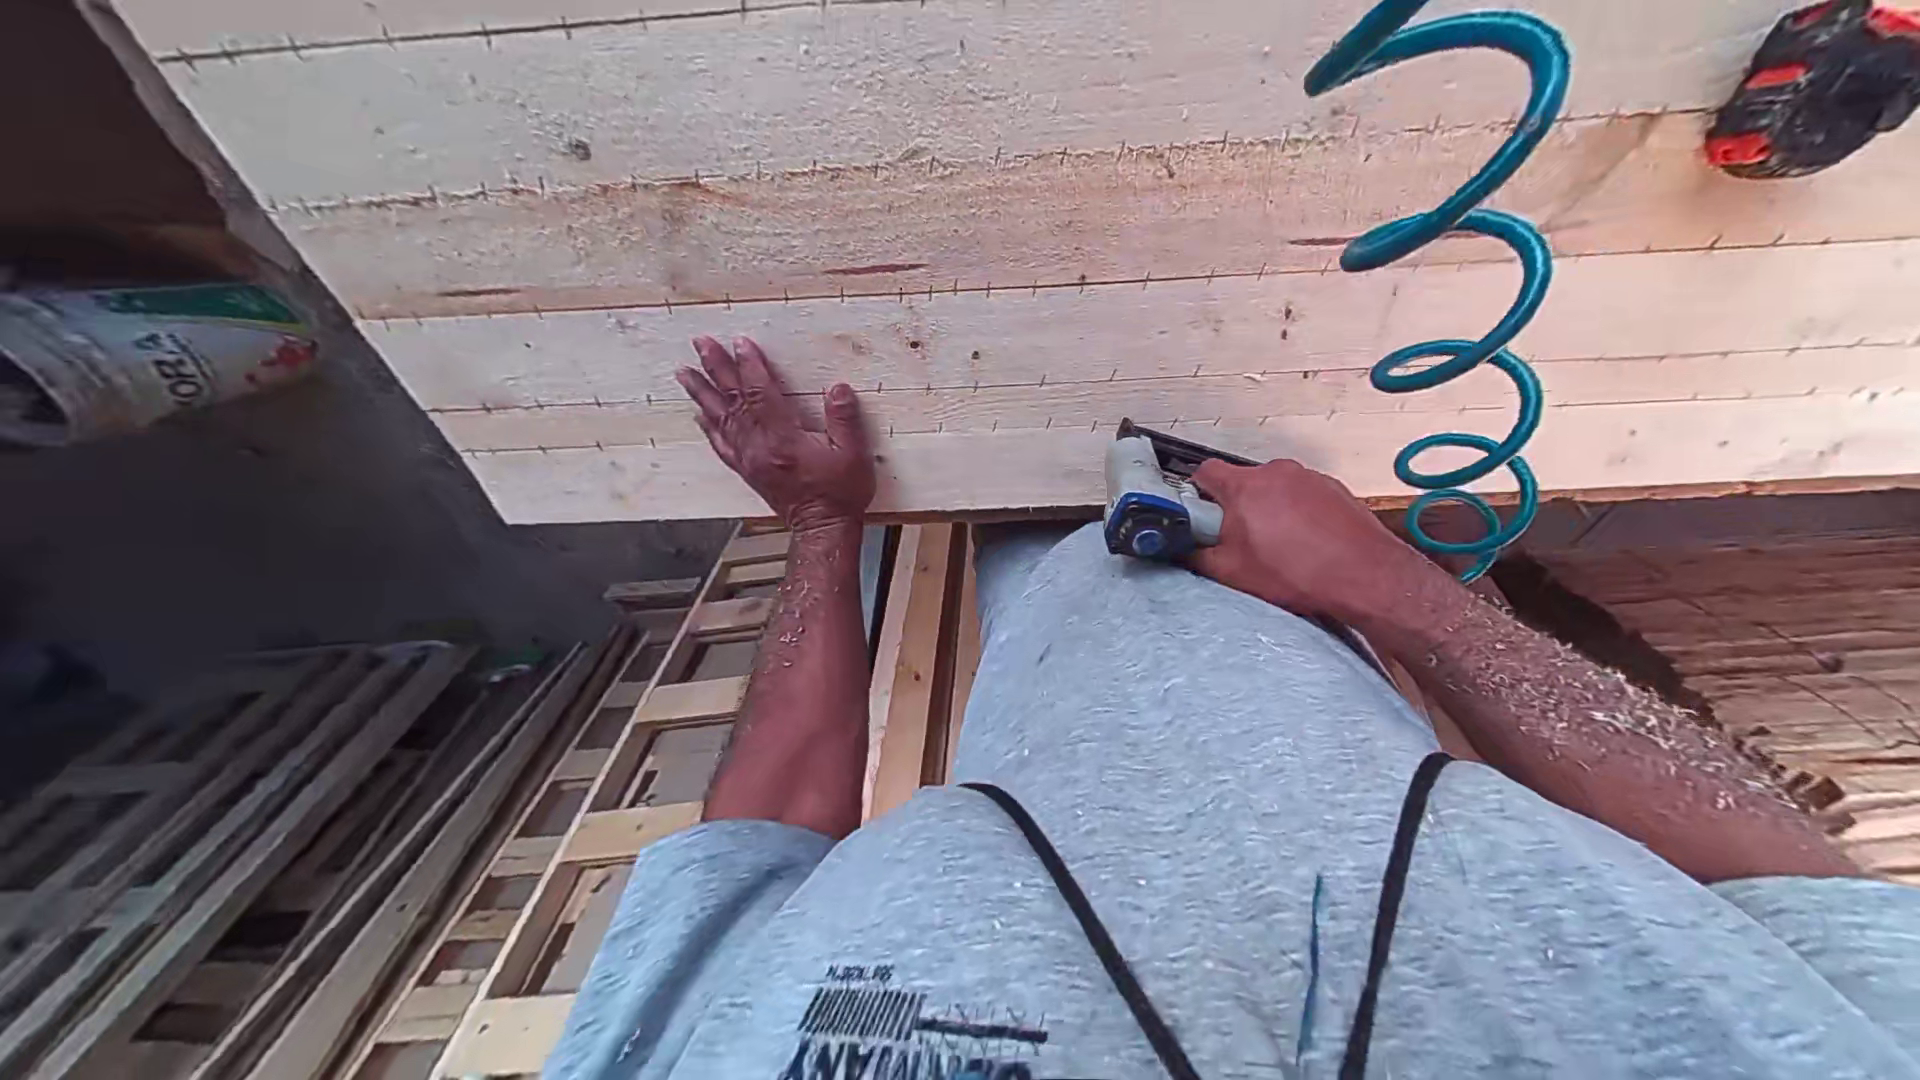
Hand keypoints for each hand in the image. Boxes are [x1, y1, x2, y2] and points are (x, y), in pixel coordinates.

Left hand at [677, 336, 874, 532]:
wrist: (823, 528)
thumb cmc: (840, 493)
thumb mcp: (854, 455)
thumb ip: (845, 420)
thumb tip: (838, 389)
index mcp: (785, 440)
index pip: (762, 394)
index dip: (751, 366)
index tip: (741, 343)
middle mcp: (760, 448)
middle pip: (734, 401)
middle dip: (716, 369)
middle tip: (701, 343)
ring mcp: (750, 460)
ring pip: (721, 420)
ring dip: (702, 393)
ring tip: (684, 372)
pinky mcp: (748, 471)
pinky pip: (721, 445)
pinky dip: (709, 427)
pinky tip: (699, 415)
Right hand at [1189, 457, 1461, 631]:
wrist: (1366, 578)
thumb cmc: (1301, 573)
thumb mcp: (1231, 572)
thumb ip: (1196, 556)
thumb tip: (1184, 550)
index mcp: (1244, 486)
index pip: (1203, 471)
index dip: (1196, 492)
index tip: (1201, 514)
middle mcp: (1276, 473)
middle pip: (1240, 481)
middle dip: (1235, 507)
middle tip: (1238, 539)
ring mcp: (1308, 478)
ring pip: (1272, 489)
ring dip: (1267, 510)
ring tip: (1276, 546)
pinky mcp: (1333, 489)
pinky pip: (1301, 496)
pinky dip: (1296, 514)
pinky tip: (1302, 544)